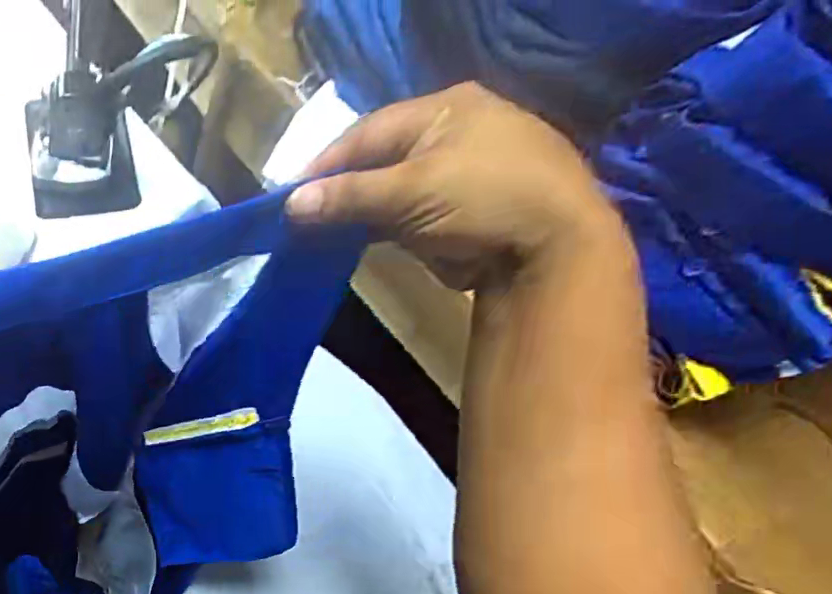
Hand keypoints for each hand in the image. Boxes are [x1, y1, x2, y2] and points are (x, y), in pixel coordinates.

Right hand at [287, 82, 625, 289]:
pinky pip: (391, 214)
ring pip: (378, 190)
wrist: (546, 247)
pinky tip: (340, 241)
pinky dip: (365, 227)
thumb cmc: (484, 199)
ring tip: (309, 233)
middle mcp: (443, 134)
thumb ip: (347, 196)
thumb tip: (289, 204)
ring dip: (346, 211)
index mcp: (443, 109)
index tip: (285, 197)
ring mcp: (444, 174)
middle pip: (370, 159)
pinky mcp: (441, 211)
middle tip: (294, 217)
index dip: (323, 164)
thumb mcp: (410, 191)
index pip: (365, 132)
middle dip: (332, 189)